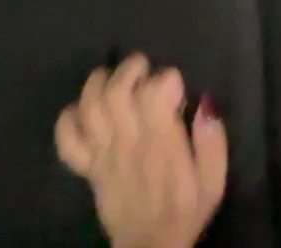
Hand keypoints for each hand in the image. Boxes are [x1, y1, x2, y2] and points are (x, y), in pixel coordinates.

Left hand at [55, 54, 227, 247]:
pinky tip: (84, 110)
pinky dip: (69, 118)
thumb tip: (206, 103)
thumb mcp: (213, 180)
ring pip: (89, 107)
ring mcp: (103, 155)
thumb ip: (213, 141)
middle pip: (116, 92)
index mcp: (162, 144)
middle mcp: (129, 143)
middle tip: (143, 69)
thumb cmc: (185, 210)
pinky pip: (66, 139)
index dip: (166, 78)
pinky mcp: (87, 168)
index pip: (154, 93)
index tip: (175, 86)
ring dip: (98, 83)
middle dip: (129, 69)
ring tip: (113, 78)